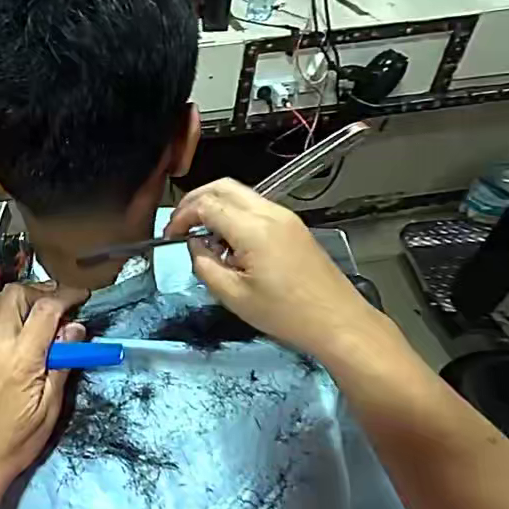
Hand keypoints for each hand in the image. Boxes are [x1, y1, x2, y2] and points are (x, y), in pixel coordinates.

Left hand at [0, 283, 87, 501]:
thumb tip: (75, 328)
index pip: (45, 308)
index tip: (82, 297)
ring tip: (41, 312)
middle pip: (17, 293)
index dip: (68, 296)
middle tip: (63, 305)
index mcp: (19, 359)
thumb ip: (63, 362)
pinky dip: (2, 307)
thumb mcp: (50, 408)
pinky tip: (15, 321)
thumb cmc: (15, 442)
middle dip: (44, 292)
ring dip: (23, 297)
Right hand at [163, 179, 383, 363]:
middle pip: (222, 186)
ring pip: (240, 193)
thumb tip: (194, 245)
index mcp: (253, 228)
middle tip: (180, 225)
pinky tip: (230, 243)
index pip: (206, 204)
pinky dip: (234, 214)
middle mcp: (270, 212)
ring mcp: (285, 216)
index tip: (170, 236)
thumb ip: (204, 264)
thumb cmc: (286, 314)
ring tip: (203, 237)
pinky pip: (255, 207)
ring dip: (215, 206)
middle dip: (195, 201)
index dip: (182, 216)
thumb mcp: (233, 296)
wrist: (338, 321)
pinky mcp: (293, 225)